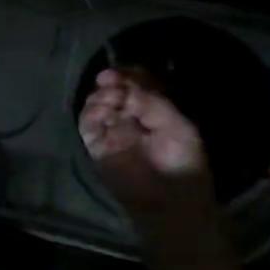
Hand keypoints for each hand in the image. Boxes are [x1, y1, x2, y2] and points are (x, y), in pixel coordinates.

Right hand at [78, 66, 214, 219]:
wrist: (171, 199)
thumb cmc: (182, 162)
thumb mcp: (177, 125)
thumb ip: (152, 103)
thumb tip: (123, 87)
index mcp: (153, 108)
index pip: (135, 82)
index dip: (128, 73)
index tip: (123, 70)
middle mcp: (130, 116)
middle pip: (113, 89)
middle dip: (112, 81)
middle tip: (111, 81)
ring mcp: (111, 130)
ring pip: (97, 103)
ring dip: (100, 96)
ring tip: (109, 98)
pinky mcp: (96, 146)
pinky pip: (87, 124)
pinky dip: (90, 113)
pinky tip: (101, 111)